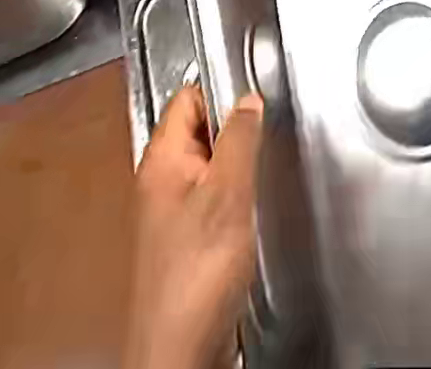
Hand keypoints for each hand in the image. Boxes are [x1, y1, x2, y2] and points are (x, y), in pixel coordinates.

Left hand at [127, 86, 263, 368]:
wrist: (181, 347)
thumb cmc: (198, 271)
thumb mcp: (227, 192)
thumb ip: (239, 139)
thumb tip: (249, 99)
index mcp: (161, 162)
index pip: (188, 99)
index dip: (221, 87)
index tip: (257, 88)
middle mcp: (163, 180)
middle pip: (201, 126)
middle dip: (235, 121)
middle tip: (269, 124)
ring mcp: (175, 207)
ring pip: (211, 158)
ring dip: (239, 153)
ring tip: (266, 156)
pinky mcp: (191, 232)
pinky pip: (216, 187)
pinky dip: (238, 182)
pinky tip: (257, 192)